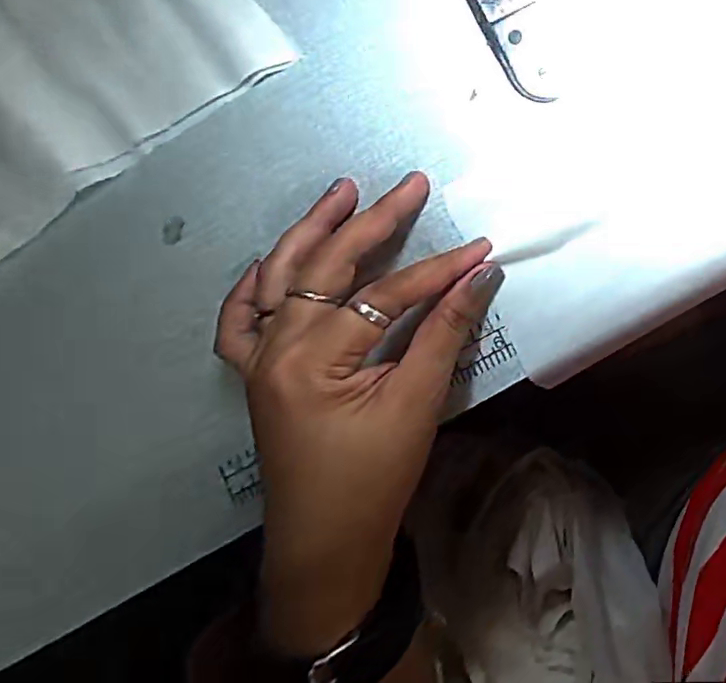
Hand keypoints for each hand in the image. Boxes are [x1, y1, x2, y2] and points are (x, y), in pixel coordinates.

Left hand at [214, 172, 501, 657]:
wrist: (326, 540)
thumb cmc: (374, 474)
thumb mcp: (418, 401)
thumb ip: (446, 331)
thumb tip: (481, 275)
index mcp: (310, 360)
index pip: (386, 294)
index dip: (440, 268)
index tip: (482, 247)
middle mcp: (274, 350)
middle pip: (323, 268)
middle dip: (372, 221)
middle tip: (409, 184)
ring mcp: (259, 361)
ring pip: (278, 280)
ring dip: (311, 233)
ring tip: (341, 193)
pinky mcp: (261, 374)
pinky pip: (243, 320)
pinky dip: (257, 284)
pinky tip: (274, 261)